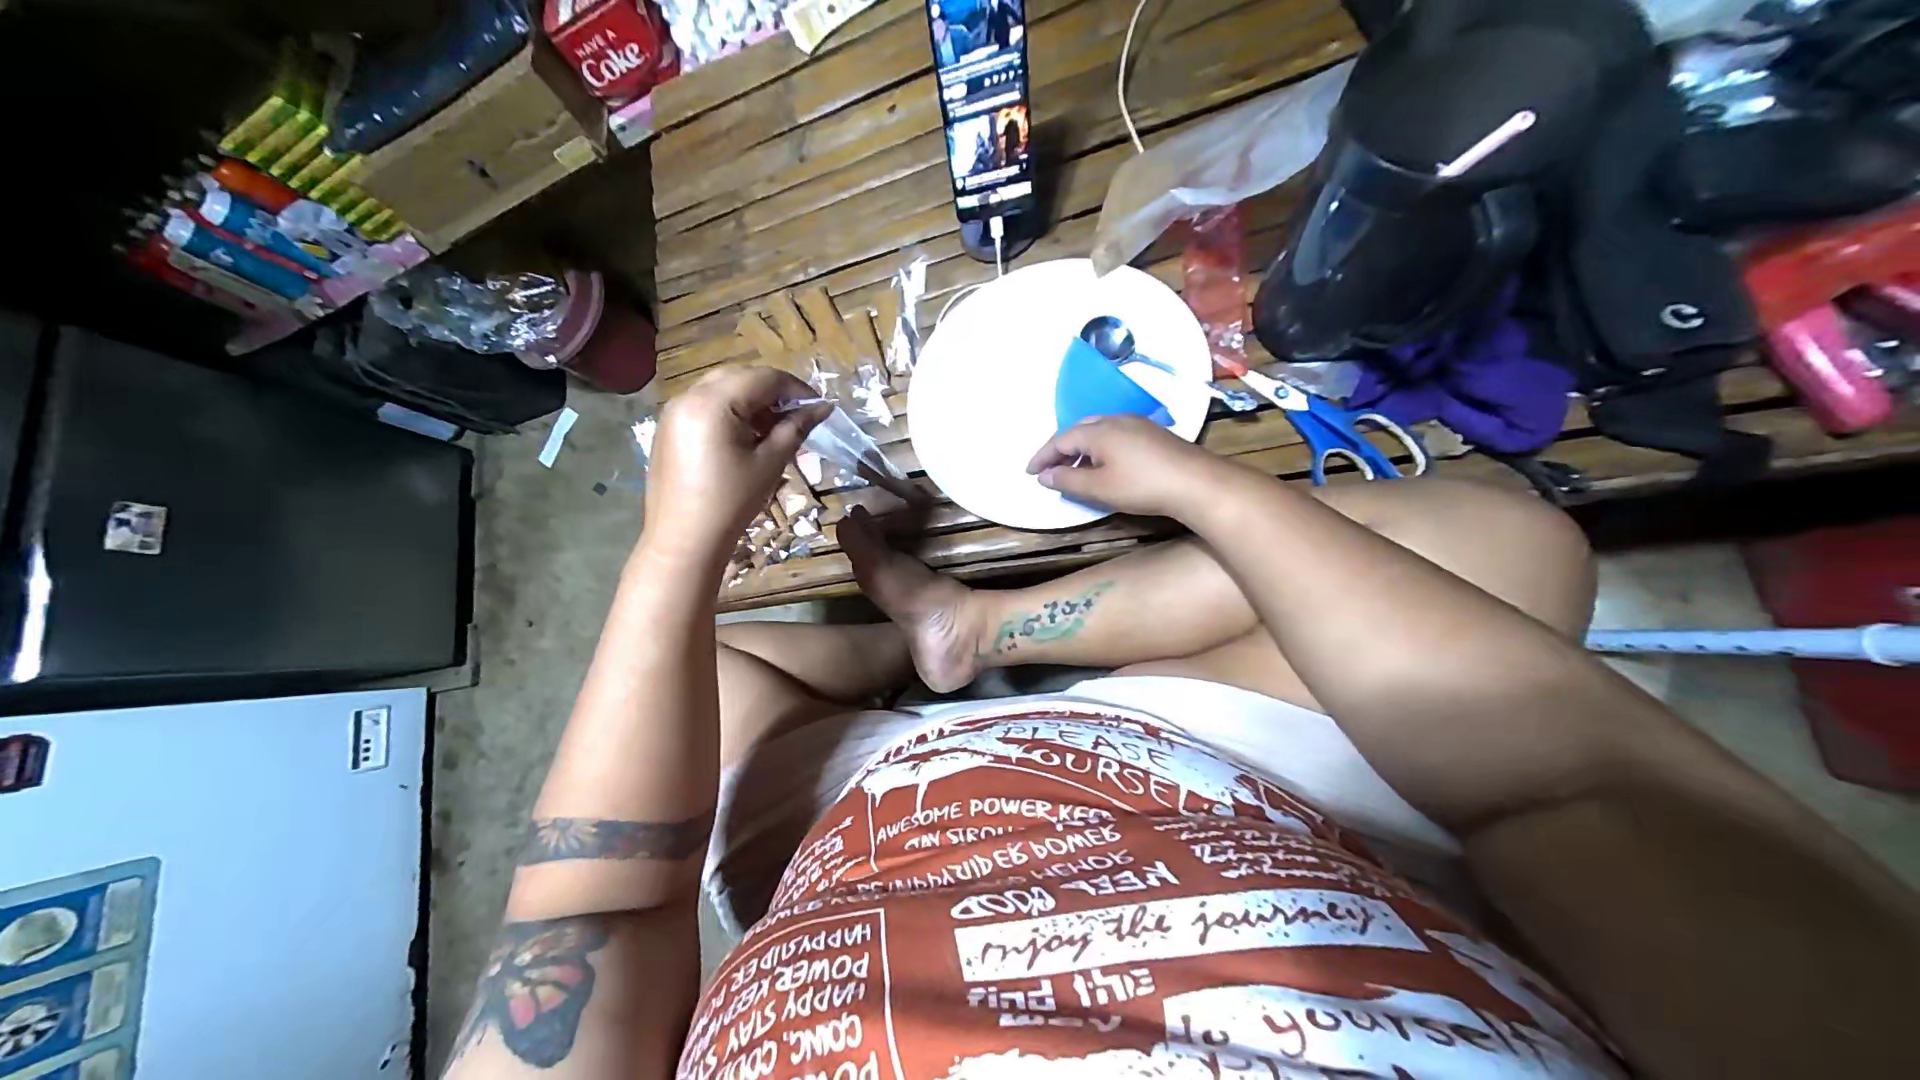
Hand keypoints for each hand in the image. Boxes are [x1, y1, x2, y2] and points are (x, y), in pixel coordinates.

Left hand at [643, 366, 830, 560]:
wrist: (684, 541)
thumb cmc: (732, 503)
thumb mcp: (770, 463)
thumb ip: (796, 428)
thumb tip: (823, 407)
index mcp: (713, 403)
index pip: (763, 377)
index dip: (795, 388)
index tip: (818, 407)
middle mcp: (688, 396)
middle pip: (740, 376)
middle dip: (772, 391)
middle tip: (796, 417)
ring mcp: (673, 411)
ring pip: (721, 388)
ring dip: (751, 399)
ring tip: (773, 430)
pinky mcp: (668, 427)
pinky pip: (704, 404)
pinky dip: (730, 410)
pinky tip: (745, 438)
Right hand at [1027, 414, 1229, 518]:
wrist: (1195, 482)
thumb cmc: (1142, 486)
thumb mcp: (1099, 488)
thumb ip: (1068, 481)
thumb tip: (1045, 476)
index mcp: (1097, 430)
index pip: (1060, 440)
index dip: (1042, 456)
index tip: (1029, 472)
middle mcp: (1114, 419)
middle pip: (1078, 430)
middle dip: (1060, 449)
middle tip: (1048, 468)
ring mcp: (1135, 424)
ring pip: (1097, 431)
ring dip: (1080, 449)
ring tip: (1073, 471)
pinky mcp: (1151, 433)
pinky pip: (1114, 434)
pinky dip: (1098, 448)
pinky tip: (1102, 466)